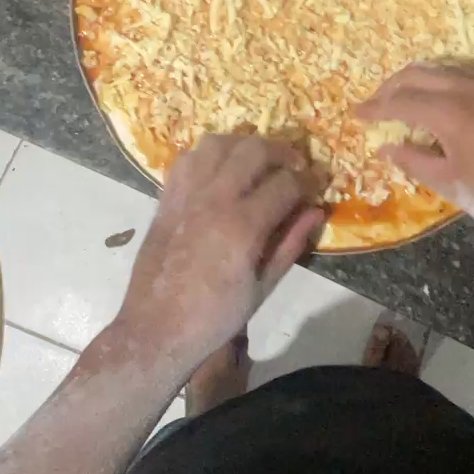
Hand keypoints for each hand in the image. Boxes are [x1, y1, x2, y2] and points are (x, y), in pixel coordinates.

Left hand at [113, 133, 325, 370]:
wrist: (157, 329)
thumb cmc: (215, 317)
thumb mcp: (263, 286)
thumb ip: (291, 243)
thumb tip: (317, 212)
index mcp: (243, 226)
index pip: (286, 183)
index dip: (308, 181)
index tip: (316, 185)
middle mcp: (214, 200)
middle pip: (254, 150)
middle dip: (282, 152)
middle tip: (293, 166)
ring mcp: (186, 195)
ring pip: (217, 143)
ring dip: (243, 145)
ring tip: (257, 160)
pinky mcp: (166, 198)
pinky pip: (188, 159)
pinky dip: (209, 156)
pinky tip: (221, 170)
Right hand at [355, 63, 473, 250]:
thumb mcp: (453, 186)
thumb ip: (416, 161)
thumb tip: (387, 148)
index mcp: (452, 113)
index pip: (402, 102)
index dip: (375, 108)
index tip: (356, 114)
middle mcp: (472, 90)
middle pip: (421, 75)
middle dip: (393, 87)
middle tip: (376, 104)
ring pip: (448, 71)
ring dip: (421, 82)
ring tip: (405, 100)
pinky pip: (473, 80)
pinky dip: (449, 86)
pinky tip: (446, 105)